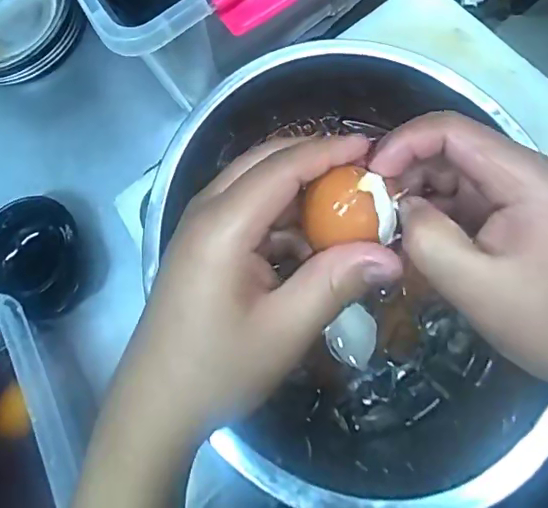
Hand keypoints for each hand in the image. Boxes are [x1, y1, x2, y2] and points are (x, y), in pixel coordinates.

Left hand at [124, 134, 403, 435]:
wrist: (156, 400)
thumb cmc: (217, 366)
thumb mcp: (283, 330)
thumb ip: (334, 284)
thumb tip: (390, 254)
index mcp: (222, 222)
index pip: (280, 167)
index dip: (327, 152)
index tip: (371, 147)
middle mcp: (207, 207)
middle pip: (264, 162)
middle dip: (314, 159)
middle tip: (363, 172)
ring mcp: (201, 221)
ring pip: (255, 182)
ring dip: (298, 187)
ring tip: (346, 205)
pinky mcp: (204, 239)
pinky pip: (247, 207)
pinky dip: (282, 214)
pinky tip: (311, 242)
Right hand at [368, 112, 547, 400]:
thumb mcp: (481, 289)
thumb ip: (429, 241)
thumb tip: (398, 209)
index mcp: (522, 176)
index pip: (449, 129)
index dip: (403, 143)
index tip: (372, 175)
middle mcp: (520, 172)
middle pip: (447, 147)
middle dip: (405, 170)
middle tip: (372, 205)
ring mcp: (518, 193)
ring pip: (450, 172)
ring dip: (416, 192)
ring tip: (388, 225)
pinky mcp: (514, 214)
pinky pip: (462, 198)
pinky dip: (434, 212)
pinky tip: (416, 237)